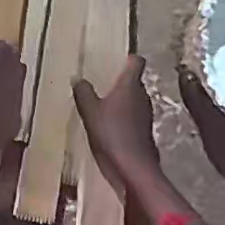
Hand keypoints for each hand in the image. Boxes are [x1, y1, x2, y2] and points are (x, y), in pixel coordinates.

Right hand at [73, 55, 160, 188]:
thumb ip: (83, 93)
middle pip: (134, 81)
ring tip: (102, 105)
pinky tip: (108, 126)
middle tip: (102, 84)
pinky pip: (133, 116)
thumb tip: (78, 78)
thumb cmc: (111, 133)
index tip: (117, 59)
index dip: (128, 58)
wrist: (133, 166)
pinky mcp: (145, 130)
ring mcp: (146, 114)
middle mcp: (142, 96)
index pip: (136, 62)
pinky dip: (123, 117)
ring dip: (121, 101)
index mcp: (130, 85)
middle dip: (120, 82)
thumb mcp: (89, 111)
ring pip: (134, 99)